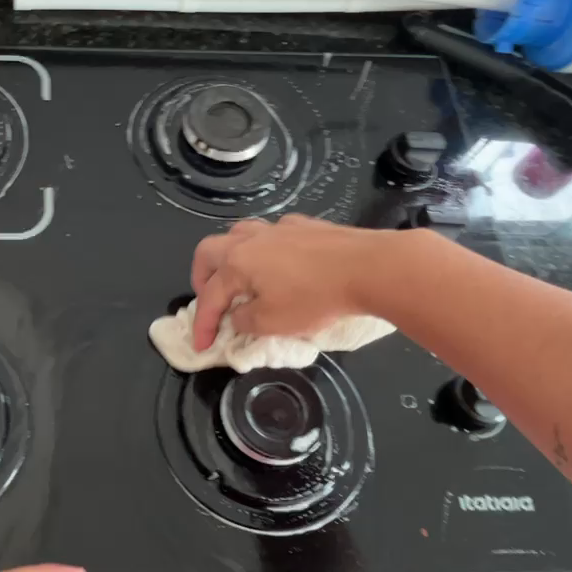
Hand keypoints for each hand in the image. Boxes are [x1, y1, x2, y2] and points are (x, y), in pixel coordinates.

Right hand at [190, 215, 397, 350]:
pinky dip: (265, 249)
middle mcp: (250, 240)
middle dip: (202, 277)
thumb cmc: (316, 297)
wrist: (369, 267)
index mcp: (237, 263)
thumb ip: (245, 321)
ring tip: (239, 278)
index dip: (202, 325)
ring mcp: (278, 228)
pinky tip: (280, 264)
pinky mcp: (304, 225)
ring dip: (230, 256)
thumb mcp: (272, 323)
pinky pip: (273, 233)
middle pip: (209, 251)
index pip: (209, 297)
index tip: (202, 346)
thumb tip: (238, 316)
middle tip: (210, 300)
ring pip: (239, 234)